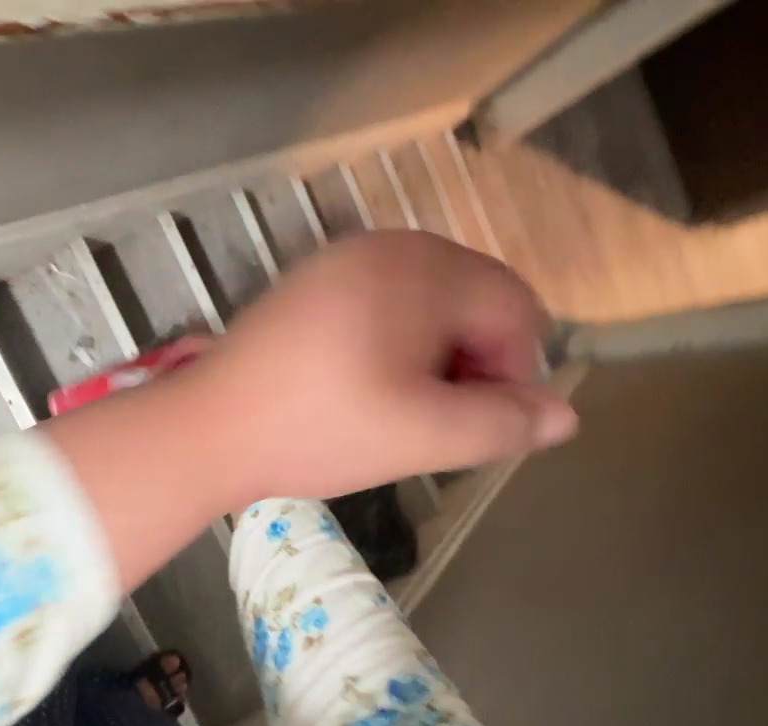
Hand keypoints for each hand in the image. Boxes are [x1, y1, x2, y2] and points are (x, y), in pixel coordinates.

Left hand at [43, 230, 574, 591]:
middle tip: (434, 425)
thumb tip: (563, 417)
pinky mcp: (302, 291)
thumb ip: (500, 424)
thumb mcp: (420, 435)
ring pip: (420, 308)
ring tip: (395, 415)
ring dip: (428, 360)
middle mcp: (381, 248)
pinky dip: (385, 349)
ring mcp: (334, 264)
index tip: (479, 425)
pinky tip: (356, 394)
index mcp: (421, 267)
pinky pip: (374, 310)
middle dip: (469, 364)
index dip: (513, 371)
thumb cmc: (315, 429)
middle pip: (468, 300)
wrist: (204, 431)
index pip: (514, 307)